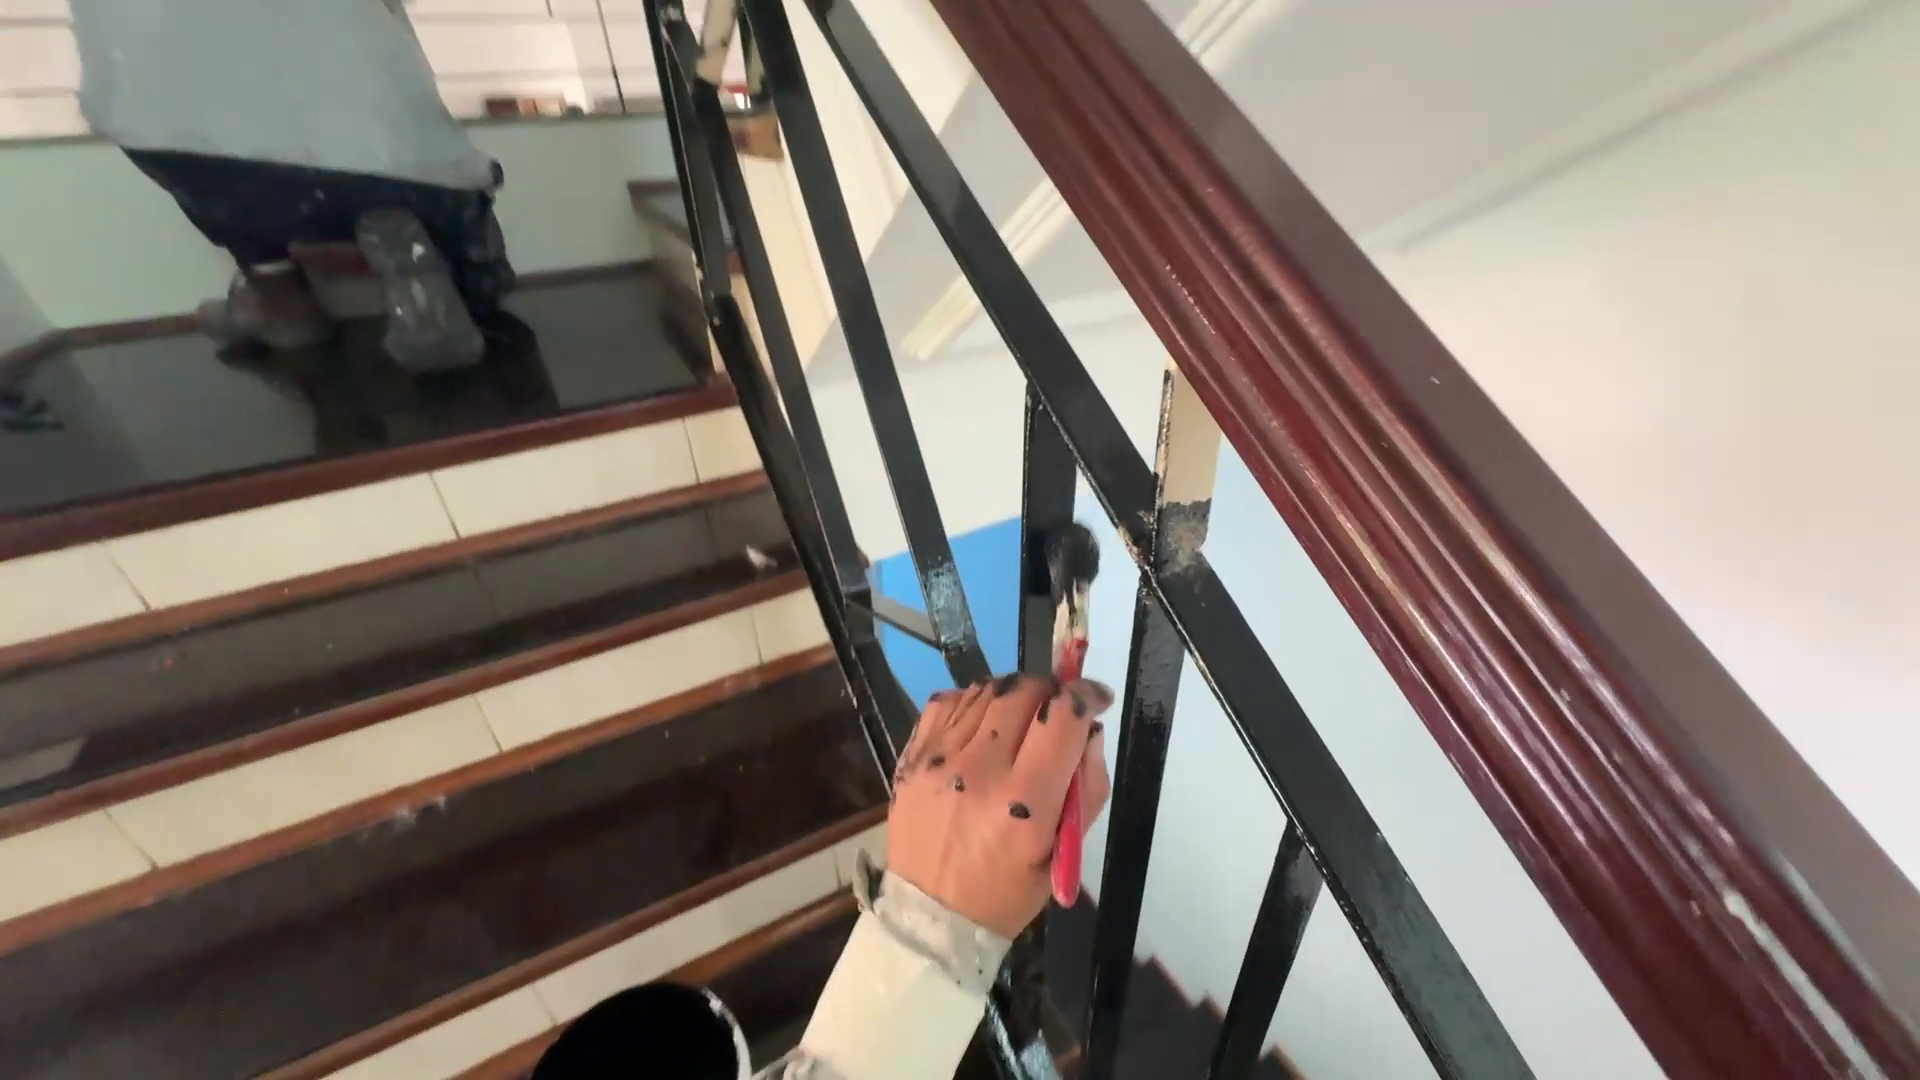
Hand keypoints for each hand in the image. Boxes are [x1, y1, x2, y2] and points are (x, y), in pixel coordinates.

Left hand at [886, 674, 1114, 937]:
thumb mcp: (1064, 853)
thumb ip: (1088, 787)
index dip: (1086, 695)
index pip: (1062, 717)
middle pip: (1023, 691)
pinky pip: (948, 700)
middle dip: (1050, 690)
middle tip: (1057, 709)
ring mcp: (939, 759)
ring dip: (1014, 693)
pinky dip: (973, 700)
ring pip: (986, 690)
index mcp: (1024, 804)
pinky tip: (982, 723)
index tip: (1096, 698)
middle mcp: (979, 771)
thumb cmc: (1006, 891)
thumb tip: (1090, 729)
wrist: (929, 916)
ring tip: (1021, 717)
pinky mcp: (913, 755)